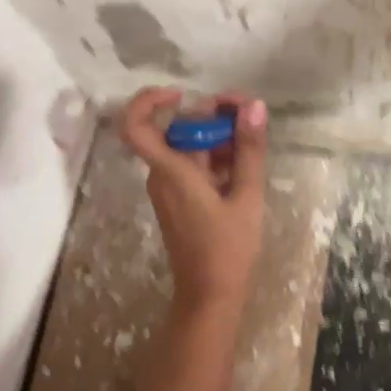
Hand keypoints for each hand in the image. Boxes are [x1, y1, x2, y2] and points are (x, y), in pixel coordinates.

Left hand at [119, 87, 268, 317]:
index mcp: (171, 171)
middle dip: (211, 116)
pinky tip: (244, 167)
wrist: (210, 295)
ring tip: (253, 142)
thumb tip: (254, 106)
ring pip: (188, 149)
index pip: (135, 125)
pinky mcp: (180, 201)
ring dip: (219, 138)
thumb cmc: (228, 248)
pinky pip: (193, 167)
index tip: (183, 94)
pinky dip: (216, 160)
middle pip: (177, 131)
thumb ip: (250, 149)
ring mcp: (169, 189)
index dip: (150, 100)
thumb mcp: (247, 196)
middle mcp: (162, 176)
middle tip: (249, 115)